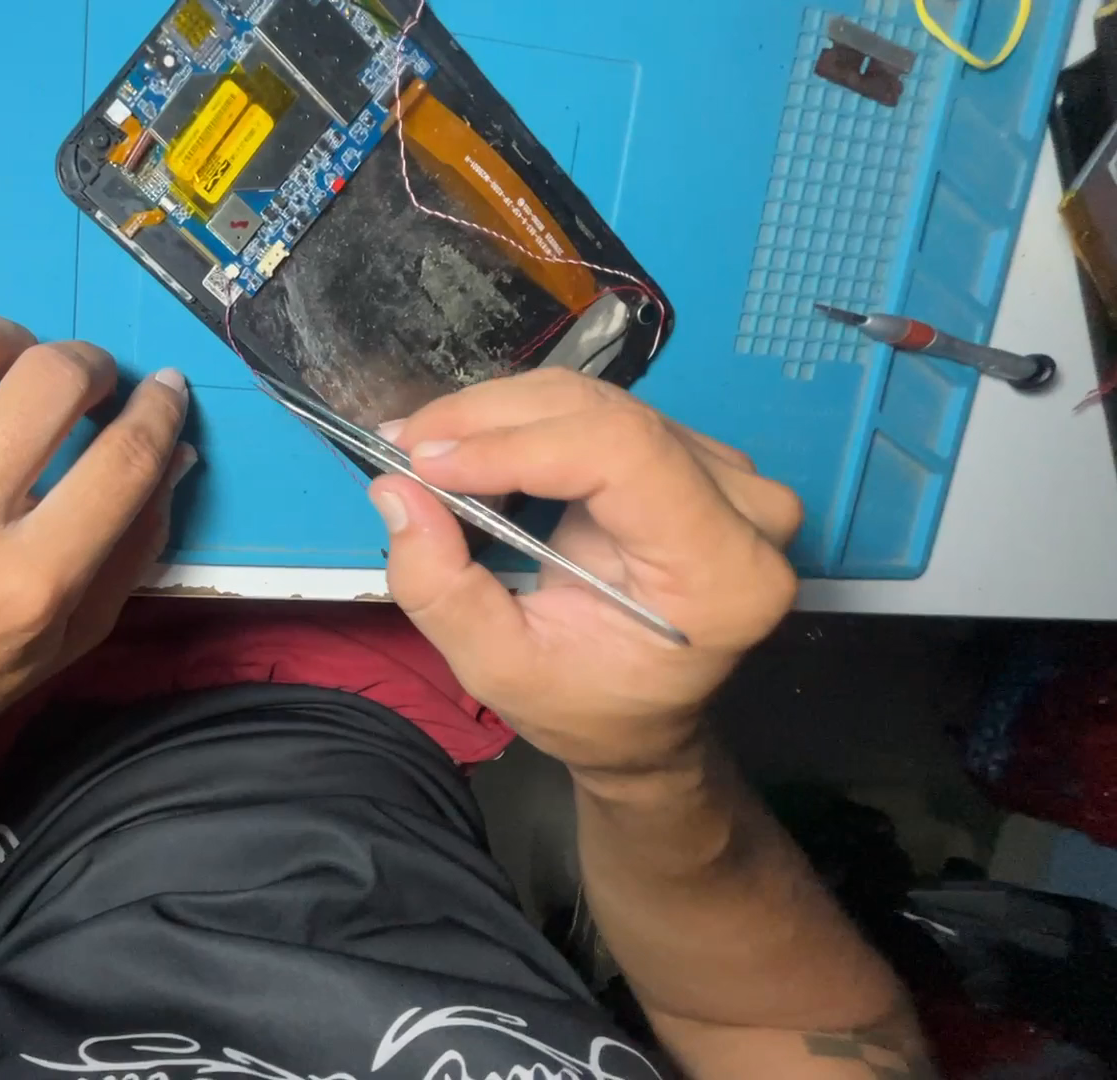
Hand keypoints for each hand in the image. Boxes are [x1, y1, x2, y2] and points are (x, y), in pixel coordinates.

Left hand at [0, 313, 193, 804]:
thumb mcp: (76, 633)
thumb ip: (136, 542)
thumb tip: (174, 447)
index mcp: (29, 583)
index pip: (124, 458)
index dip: (159, 406)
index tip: (161, 389)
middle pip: (47, 382)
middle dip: (87, 365)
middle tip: (83, 384)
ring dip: (3, 339)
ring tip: (6, 368)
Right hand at [371, 369, 801, 776]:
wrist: (638, 717)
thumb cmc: (579, 703)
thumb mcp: (494, 668)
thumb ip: (439, 587)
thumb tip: (394, 490)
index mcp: (718, 574)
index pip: (621, 457)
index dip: (513, 447)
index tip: (422, 464)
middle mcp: (742, 507)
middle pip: (600, 414)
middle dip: (483, 420)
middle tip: (399, 446)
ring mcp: (719, 474)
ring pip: (588, 399)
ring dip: (490, 414)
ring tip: (420, 447)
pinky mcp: (682, 458)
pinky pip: (586, 412)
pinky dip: (512, 421)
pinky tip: (464, 447)